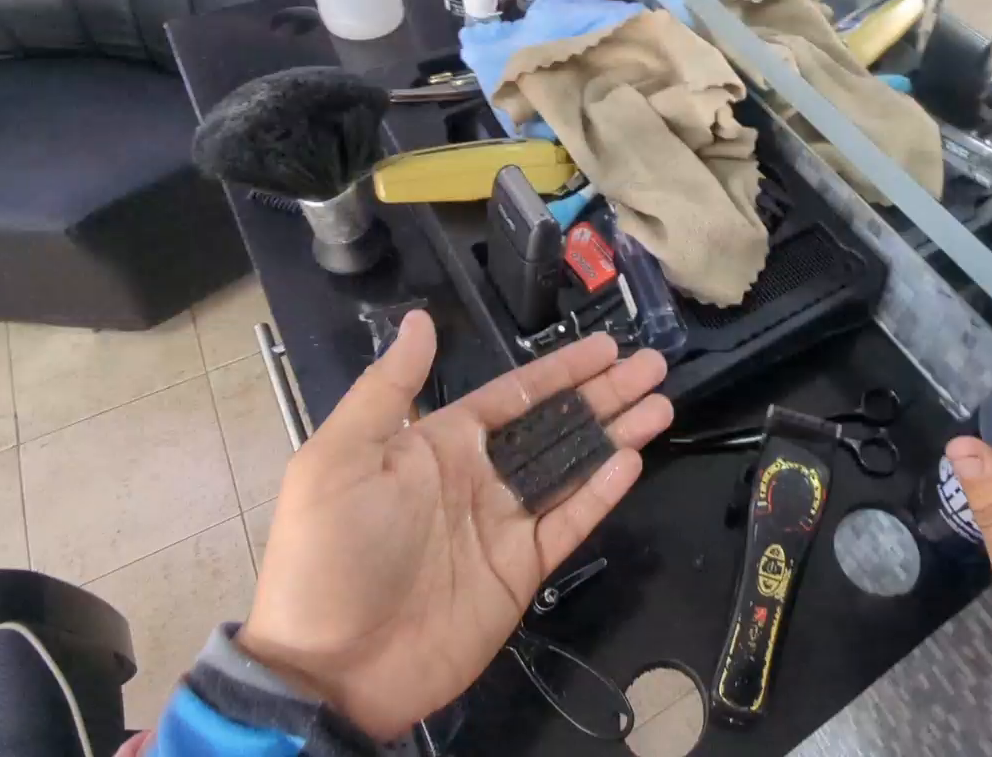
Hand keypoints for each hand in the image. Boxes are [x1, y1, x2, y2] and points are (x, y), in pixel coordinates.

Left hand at [236, 312, 674, 740]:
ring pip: (576, 466)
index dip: (564, 368)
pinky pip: (571, 521)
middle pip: (559, 422)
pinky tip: (631, 460)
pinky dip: (602, 492)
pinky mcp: (523, 568)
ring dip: (617, 434)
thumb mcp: (338, 460)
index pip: (518, 393)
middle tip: (653, 366)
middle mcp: (484, 475)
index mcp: (445, 443)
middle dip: (606, 392)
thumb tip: (419, 320)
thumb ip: (387, 389)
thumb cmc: (331, 554)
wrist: (330, 670)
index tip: (607, 346)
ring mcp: (507, 522)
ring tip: (661, 404)